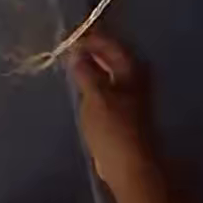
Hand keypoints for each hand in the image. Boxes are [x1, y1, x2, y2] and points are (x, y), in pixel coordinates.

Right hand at [69, 27, 155, 184]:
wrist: (130, 165)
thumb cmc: (113, 129)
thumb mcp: (95, 96)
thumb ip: (86, 72)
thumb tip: (77, 54)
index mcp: (132, 67)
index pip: (108, 41)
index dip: (88, 37)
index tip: (66, 37)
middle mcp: (135, 76)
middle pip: (111, 55)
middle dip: (90, 50)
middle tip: (66, 48)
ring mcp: (132, 95)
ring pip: (109, 72)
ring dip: (91, 67)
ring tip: (70, 64)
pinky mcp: (124, 112)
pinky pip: (106, 89)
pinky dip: (94, 84)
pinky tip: (81, 87)